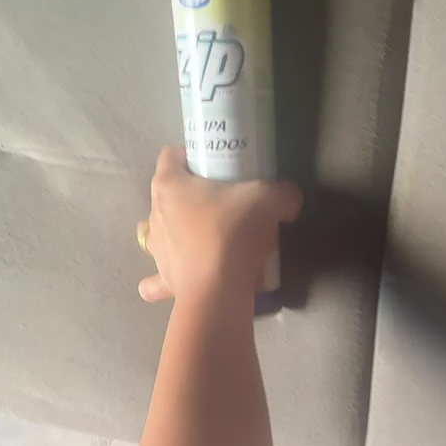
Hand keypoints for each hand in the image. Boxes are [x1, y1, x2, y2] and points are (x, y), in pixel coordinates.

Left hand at [136, 146, 302, 302]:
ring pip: (157, 234)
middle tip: (220, 206)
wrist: (219, 290)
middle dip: (188, 197)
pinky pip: (155, 281)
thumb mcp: (268, 201)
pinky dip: (158, 283)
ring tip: (196, 242)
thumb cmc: (233, 234)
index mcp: (170, 184)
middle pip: (168, 195)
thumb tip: (289, 198)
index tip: (214, 166)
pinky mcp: (165, 278)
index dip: (191, 156)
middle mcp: (155, 212)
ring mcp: (157, 248)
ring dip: (172, 235)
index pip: (171, 156)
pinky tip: (169, 284)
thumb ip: (282, 193)